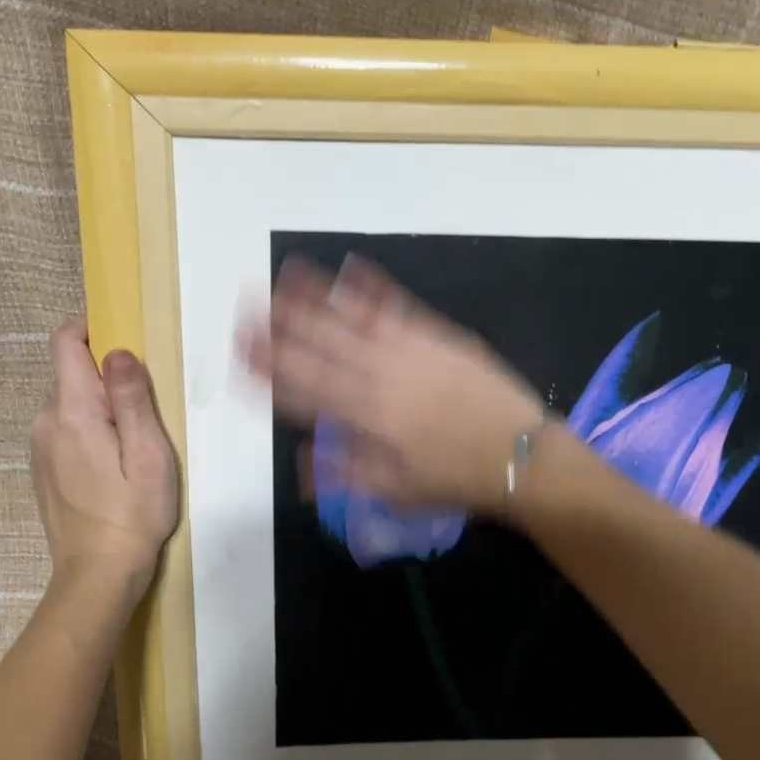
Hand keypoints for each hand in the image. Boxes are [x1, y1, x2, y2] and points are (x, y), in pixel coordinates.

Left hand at [30, 320, 178, 599]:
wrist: (97, 574)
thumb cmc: (133, 514)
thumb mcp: (149, 455)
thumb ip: (132, 400)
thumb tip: (118, 351)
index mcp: (73, 412)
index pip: (64, 343)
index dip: (90, 327)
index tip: (124, 338)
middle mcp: (46, 421)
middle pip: (72, 374)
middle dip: (109, 378)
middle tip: (149, 410)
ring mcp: (40, 446)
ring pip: (72, 404)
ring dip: (102, 409)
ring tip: (135, 444)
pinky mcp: (43, 468)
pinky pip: (67, 430)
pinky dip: (91, 432)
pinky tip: (114, 467)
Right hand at [241, 256, 543, 509]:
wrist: (518, 455)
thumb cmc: (455, 478)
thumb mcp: (396, 489)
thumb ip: (346, 472)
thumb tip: (300, 465)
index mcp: (365, 415)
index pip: (303, 386)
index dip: (268, 367)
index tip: (240, 351)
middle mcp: (379, 375)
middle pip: (319, 343)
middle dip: (278, 324)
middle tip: (246, 304)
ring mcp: (408, 349)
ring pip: (351, 318)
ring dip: (315, 297)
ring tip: (284, 275)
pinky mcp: (436, 335)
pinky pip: (394, 306)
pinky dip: (369, 288)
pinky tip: (350, 269)